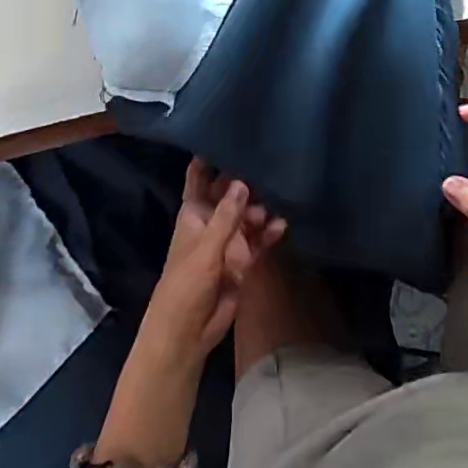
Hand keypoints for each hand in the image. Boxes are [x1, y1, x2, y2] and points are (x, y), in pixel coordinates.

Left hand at [143, 159, 287, 367]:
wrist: (188, 333)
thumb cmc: (184, 286)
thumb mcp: (204, 249)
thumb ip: (226, 217)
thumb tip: (242, 182)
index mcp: (194, 215)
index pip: (200, 179)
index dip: (210, 158)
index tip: (228, 134)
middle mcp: (213, 223)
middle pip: (231, 194)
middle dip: (247, 180)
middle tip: (271, 160)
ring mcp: (230, 241)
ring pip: (249, 216)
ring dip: (262, 207)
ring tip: (280, 198)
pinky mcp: (244, 260)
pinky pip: (260, 240)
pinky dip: (270, 232)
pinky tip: (283, 225)